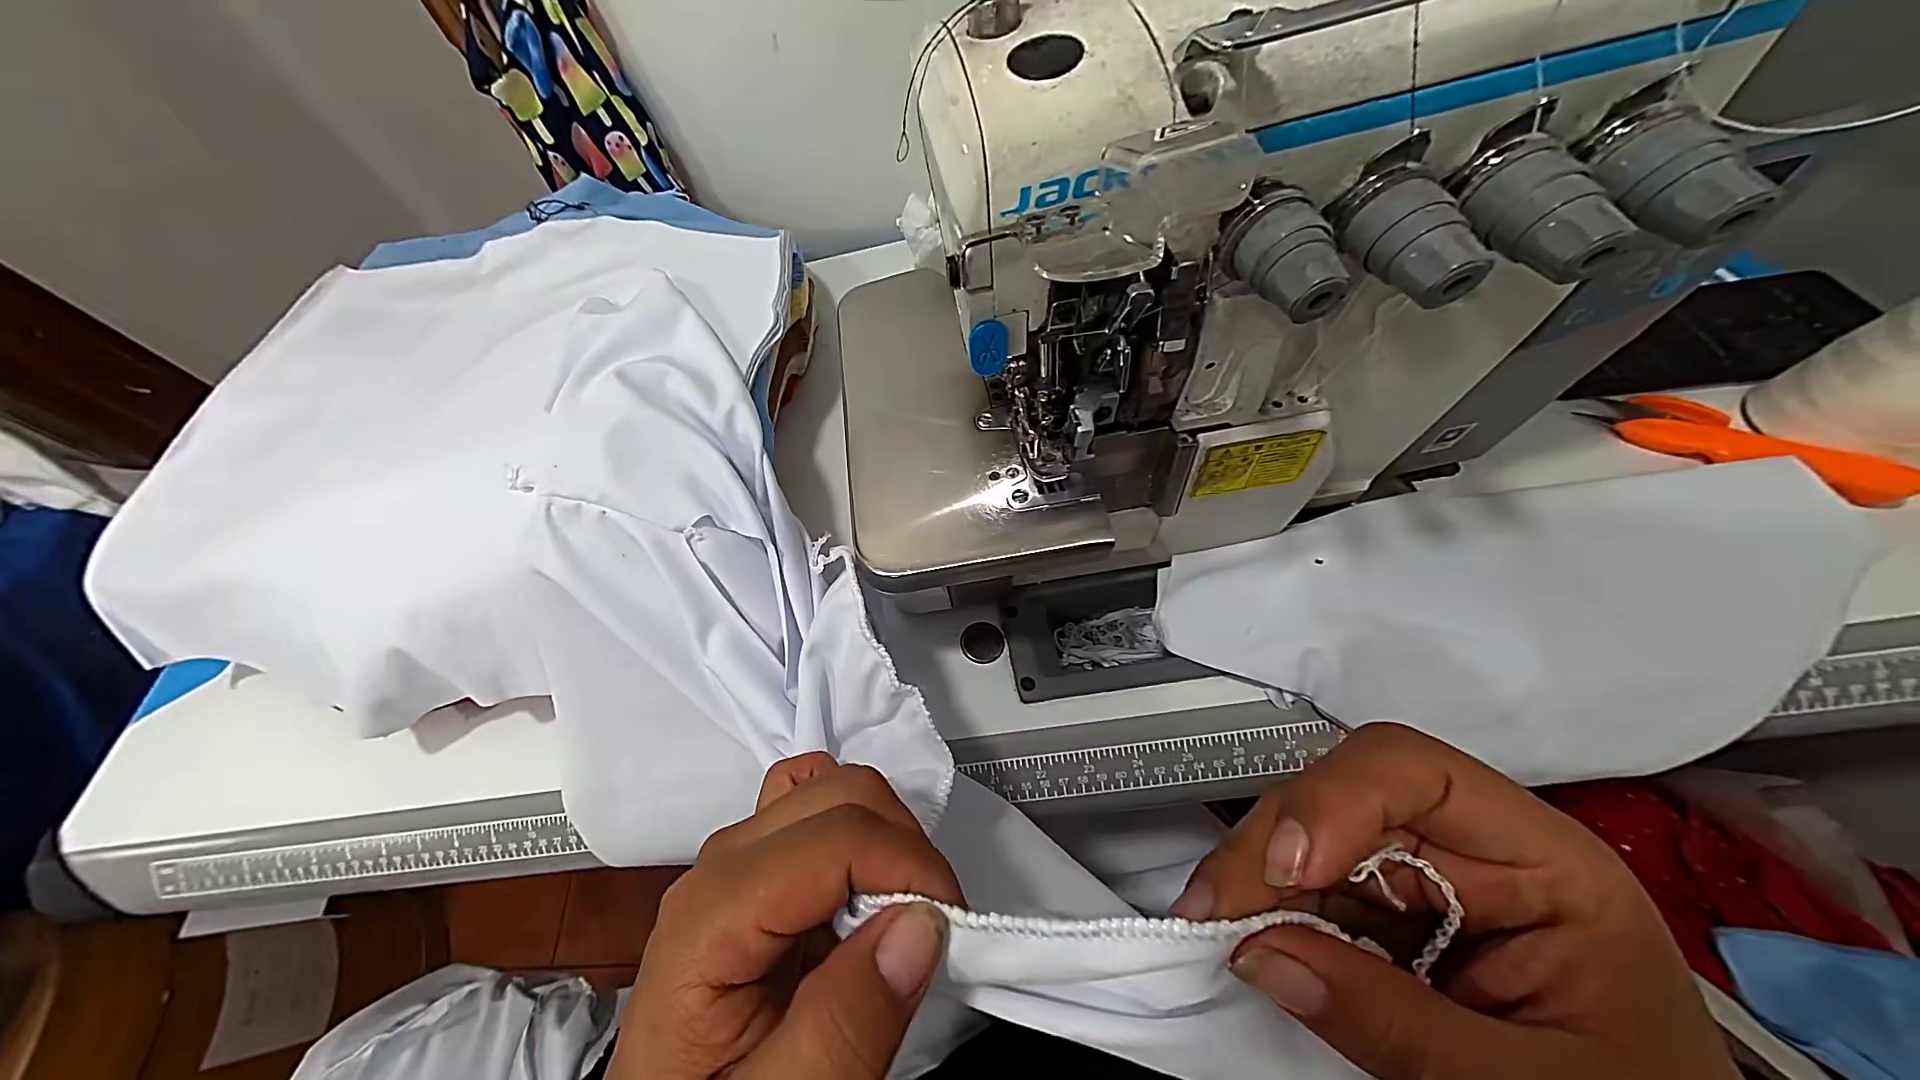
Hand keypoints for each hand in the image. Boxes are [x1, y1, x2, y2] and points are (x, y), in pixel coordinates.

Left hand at [612, 753, 961, 1079]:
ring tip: (897, 917)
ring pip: (837, 787)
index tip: (948, 923)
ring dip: (889, 838)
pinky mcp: (764, 862)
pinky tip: (868, 892)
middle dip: (905, 847)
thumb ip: (845, 1025)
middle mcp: (722, 867)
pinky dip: (865, 830)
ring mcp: (741, 857)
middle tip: (929, 926)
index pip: (837, 835)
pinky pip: (822, 804)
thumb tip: (919, 924)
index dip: (909, 867)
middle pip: (841, 793)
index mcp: (712, 915)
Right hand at [1172, 723, 1734, 1079]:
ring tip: (1216, 924)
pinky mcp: (1380, 914)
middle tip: (1218, 909)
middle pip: (1338, 796)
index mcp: (1541, 865)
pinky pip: (1301, 886)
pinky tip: (1241, 930)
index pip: (1416, 772)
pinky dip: (1261, 906)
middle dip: (1271, 846)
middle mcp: (1467, 851)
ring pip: (1305, 834)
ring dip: (1252, 876)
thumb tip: (1263, 955)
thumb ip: (1398, 1025)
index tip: (1289, 867)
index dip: (1337, 798)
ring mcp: (1418, 880)